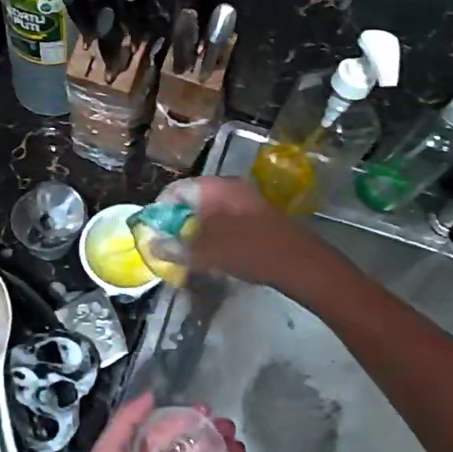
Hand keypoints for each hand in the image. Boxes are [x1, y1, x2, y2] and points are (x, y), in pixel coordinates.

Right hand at [157, 176, 346, 292]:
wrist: (301, 264)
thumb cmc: (249, 251)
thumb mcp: (206, 253)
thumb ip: (174, 247)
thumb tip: (151, 245)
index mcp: (214, 188)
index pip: (175, 190)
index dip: (159, 210)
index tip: (151, 230)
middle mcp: (230, 187)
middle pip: (192, 199)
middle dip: (176, 221)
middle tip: (167, 242)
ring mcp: (247, 200)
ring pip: (210, 210)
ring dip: (195, 229)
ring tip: (187, 251)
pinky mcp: (259, 216)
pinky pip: (226, 218)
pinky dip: (214, 232)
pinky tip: (213, 252)